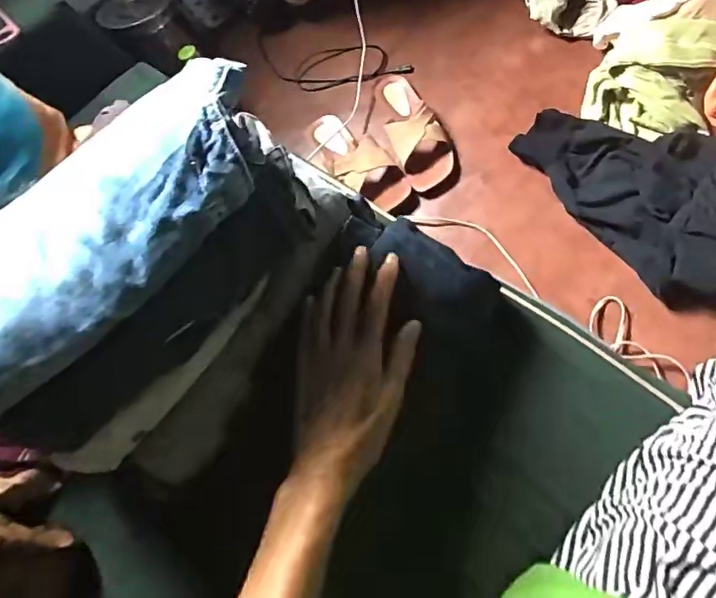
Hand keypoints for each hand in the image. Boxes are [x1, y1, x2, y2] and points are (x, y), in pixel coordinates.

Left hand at [294, 247, 420, 498]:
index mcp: (365, 354)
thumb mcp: (392, 400)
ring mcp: (318, 355)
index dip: (383, 281)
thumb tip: (412, 324)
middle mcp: (340, 347)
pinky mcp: (303, 367)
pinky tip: (312, 299)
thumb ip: (401, 359)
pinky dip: (310, 311)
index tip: (390, 260)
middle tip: (361, 250)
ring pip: (325, 311)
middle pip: (348, 302)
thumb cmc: (365, 435)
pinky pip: (306, 331)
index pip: (376, 308)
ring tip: (339, 267)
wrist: (322, 465)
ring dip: (333, 286)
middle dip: (356, 274)